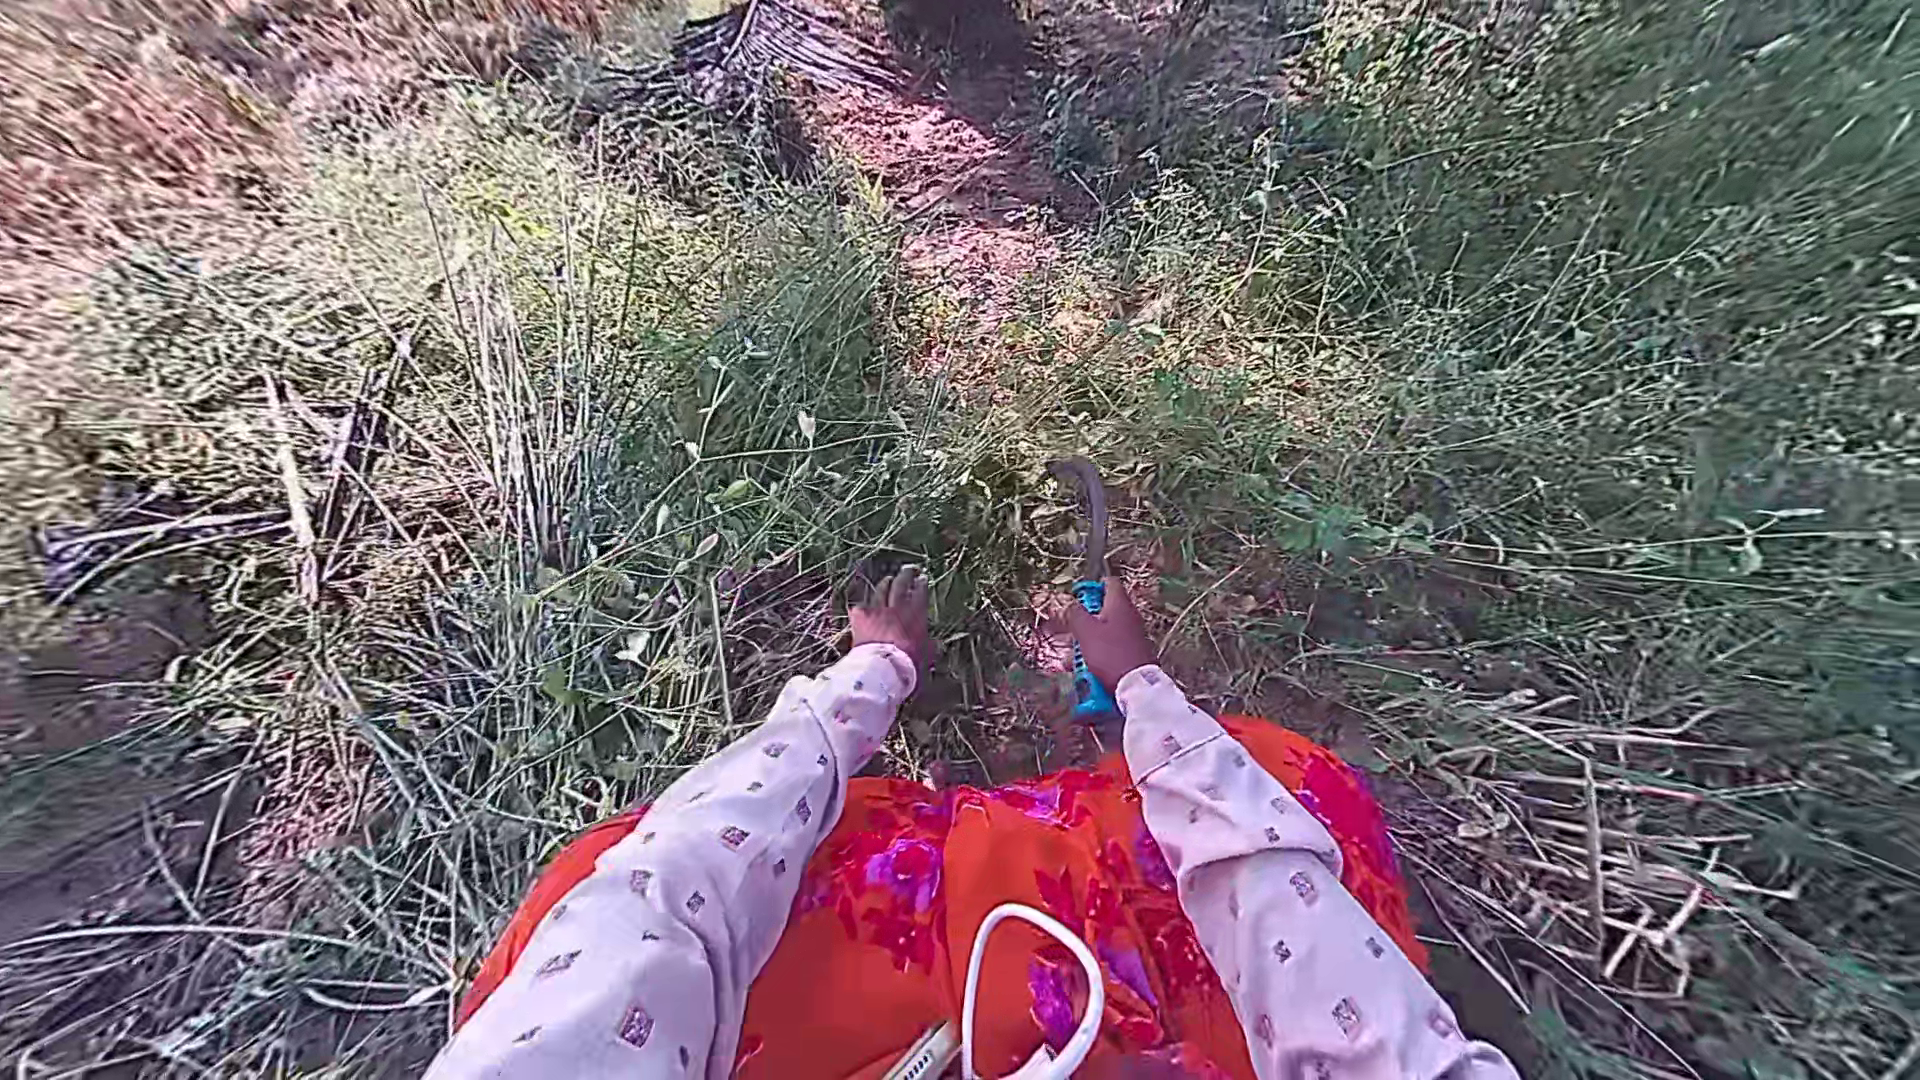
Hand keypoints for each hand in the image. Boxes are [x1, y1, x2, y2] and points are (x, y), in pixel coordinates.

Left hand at [850, 565, 933, 682]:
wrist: (881, 668)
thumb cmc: (908, 664)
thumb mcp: (926, 655)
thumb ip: (930, 645)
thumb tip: (935, 644)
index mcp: (916, 614)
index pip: (920, 591)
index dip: (921, 583)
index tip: (922, 579)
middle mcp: (897, 607)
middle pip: (901, 583)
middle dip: (906, 575)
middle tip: (909, 570)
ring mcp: (877, 609)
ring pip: (881, 589)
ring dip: (886, 583)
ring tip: (888, 579)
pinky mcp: (860, 615)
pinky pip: (862, 605)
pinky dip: (864, 605)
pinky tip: (864, 605)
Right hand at [1062, 576, 1157, 688]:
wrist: (1136, 687)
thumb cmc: (1110, 654)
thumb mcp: (1086, 632)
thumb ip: (1075, 614)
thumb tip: (1069, 604)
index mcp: (1119, 605)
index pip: (1109, 583)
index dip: (1092, 586)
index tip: (1078, 596)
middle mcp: (1129, 617)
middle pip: (1103, 610)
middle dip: (1083, 620)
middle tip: (1070, 630)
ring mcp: (1132, 635)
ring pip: (1104, 631)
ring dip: (1086, 640)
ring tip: (1072, 656)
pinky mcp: (1132, 653)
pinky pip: (1110, 647)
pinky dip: (1096, 653)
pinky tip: (1084, 668)